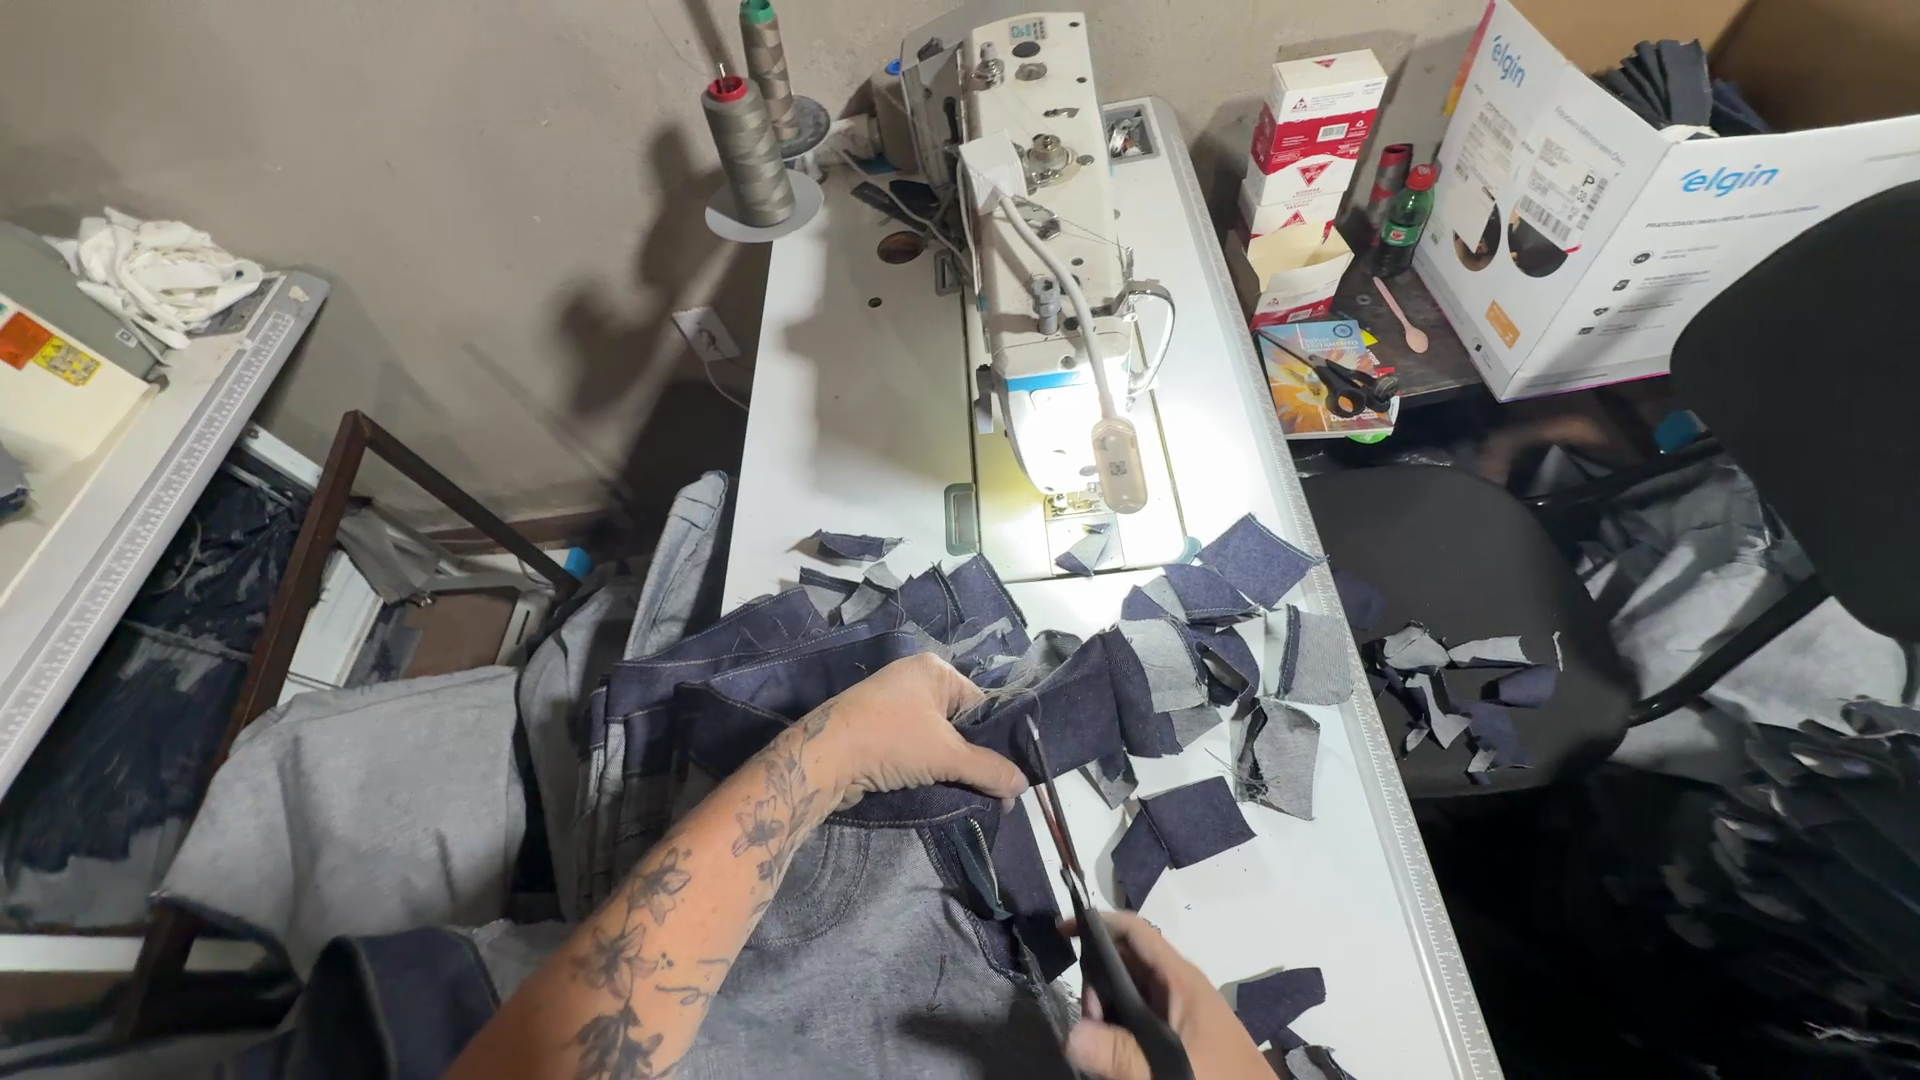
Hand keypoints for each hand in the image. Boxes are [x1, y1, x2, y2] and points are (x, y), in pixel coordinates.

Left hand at [814, 653, 1027, 807]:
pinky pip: (917, 748)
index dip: (996, 740)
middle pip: (961, 724)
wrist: (824, 759)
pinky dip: (928, 768)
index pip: (981, 705)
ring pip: (939, 740)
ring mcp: (894, 705)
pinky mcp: (879, 730)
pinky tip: (940, 789)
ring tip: (970, 795)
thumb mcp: (947, 755)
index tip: (1009, 775)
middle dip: (975, 758)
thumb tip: (1023, 784)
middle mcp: (916, 681)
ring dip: (952, 767)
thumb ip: (989, 769)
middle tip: (995, 792)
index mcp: (935, 670)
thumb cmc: (890, 741)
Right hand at [1064, 912, 1277, 1079]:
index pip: (1134, 930)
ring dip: (1106, 1012)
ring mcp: (1179, 1013)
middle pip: (1124, 961)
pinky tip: (1113, 1062)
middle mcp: (1177, 987)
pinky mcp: (1179, 1038)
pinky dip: (1120, 1031)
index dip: (1098, 923)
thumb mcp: (1170, 1071)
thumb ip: (1120, 1055)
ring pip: (1128, 993)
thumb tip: (1069, 1035)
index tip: (1063, 932)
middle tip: (1087, 1023)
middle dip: (1096, 982)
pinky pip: (1139, 1020)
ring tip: (1098, 1051)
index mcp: (1179, 979)